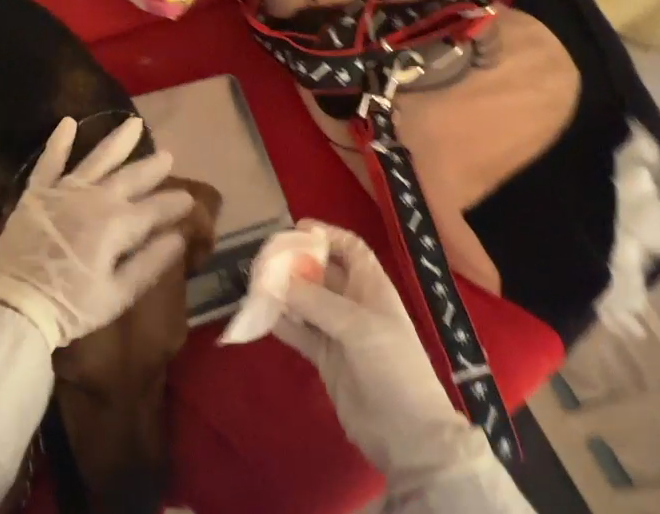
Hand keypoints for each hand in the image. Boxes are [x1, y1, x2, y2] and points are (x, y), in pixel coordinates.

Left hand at [0, 116, 193, 350]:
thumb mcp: (118, 294)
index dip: (175, 204)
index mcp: (118, 225)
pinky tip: (68, 122)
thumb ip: (150, 263)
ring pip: (97, 159)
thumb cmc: (70, 306)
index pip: (155, 209)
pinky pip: (49, 162)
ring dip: (117, 142)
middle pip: (130, 178)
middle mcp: (95, 199)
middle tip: (168, 156)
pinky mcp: (37, 194)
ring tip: (135, 124)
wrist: (13, 305)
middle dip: (152, 168)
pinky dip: (58, 142)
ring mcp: (64, 193)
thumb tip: (179, 237)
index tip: (190, 199)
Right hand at [273, 221, 484, 491]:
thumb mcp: (358, 327)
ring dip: (284, 293)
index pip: (350, 249)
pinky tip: (259, 315)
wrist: (406, 432)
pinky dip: (281, 323)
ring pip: (306, 303)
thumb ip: (318, 302)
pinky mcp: (325, 359)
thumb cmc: (392, 366)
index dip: (327, 234)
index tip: (296, 228)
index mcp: (372, 287)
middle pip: (323, 273)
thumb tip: (279, 281)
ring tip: (254, 283)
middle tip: (264, 258)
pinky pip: (299, 332)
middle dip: (297, 263)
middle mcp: (355, 304)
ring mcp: (339, 332)